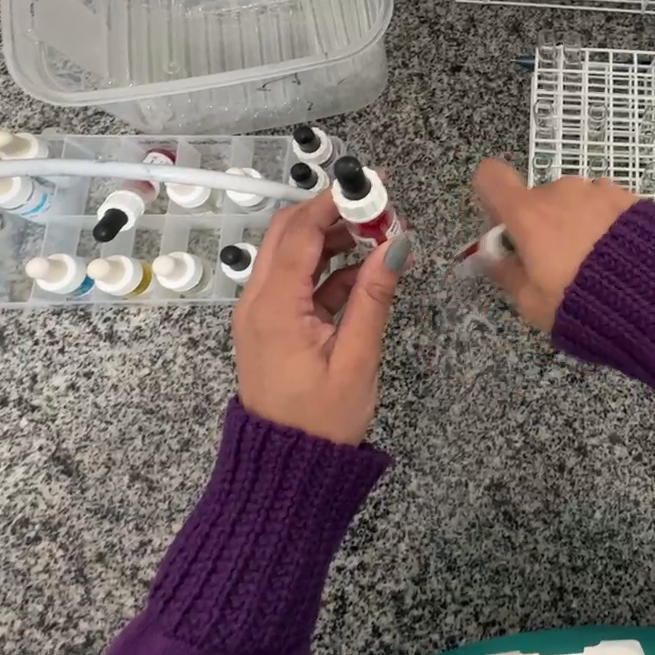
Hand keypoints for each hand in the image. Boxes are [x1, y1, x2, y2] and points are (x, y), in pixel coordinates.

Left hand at [231, 191, 412, 445]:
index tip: (370, 183)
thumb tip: (397, 244)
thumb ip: (374, 296)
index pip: (300, 233)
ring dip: (333, 238)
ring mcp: (263, 313)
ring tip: (379, 234)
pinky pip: (299, 280)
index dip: (334, 201)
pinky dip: (330, 267)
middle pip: (290, 234)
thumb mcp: (357, 357)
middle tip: (379, 207)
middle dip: (333, 213)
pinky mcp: (273, 324)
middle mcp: (258, 302)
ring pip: (294, 254)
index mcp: (273, 307)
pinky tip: (365, 270)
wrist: (286, 471)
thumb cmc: (321, 420)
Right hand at [472, 159, 638, 331]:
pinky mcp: (629, 197)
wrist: (654, 298)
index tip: (506, 227)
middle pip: (539, 198)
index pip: (491, 177)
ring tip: (597, 263)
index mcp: (528, 214)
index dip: (493, 198)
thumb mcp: (533, 304)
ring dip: (577, 222)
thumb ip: (508, 275)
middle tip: (558, 261)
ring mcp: (598, 190)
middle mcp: (561, 191)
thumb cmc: (580, 303)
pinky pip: (605, 205)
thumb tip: (496, 258)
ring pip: (575, 201)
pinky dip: (606, 223)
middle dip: (543, 224)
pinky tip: (621, 256)